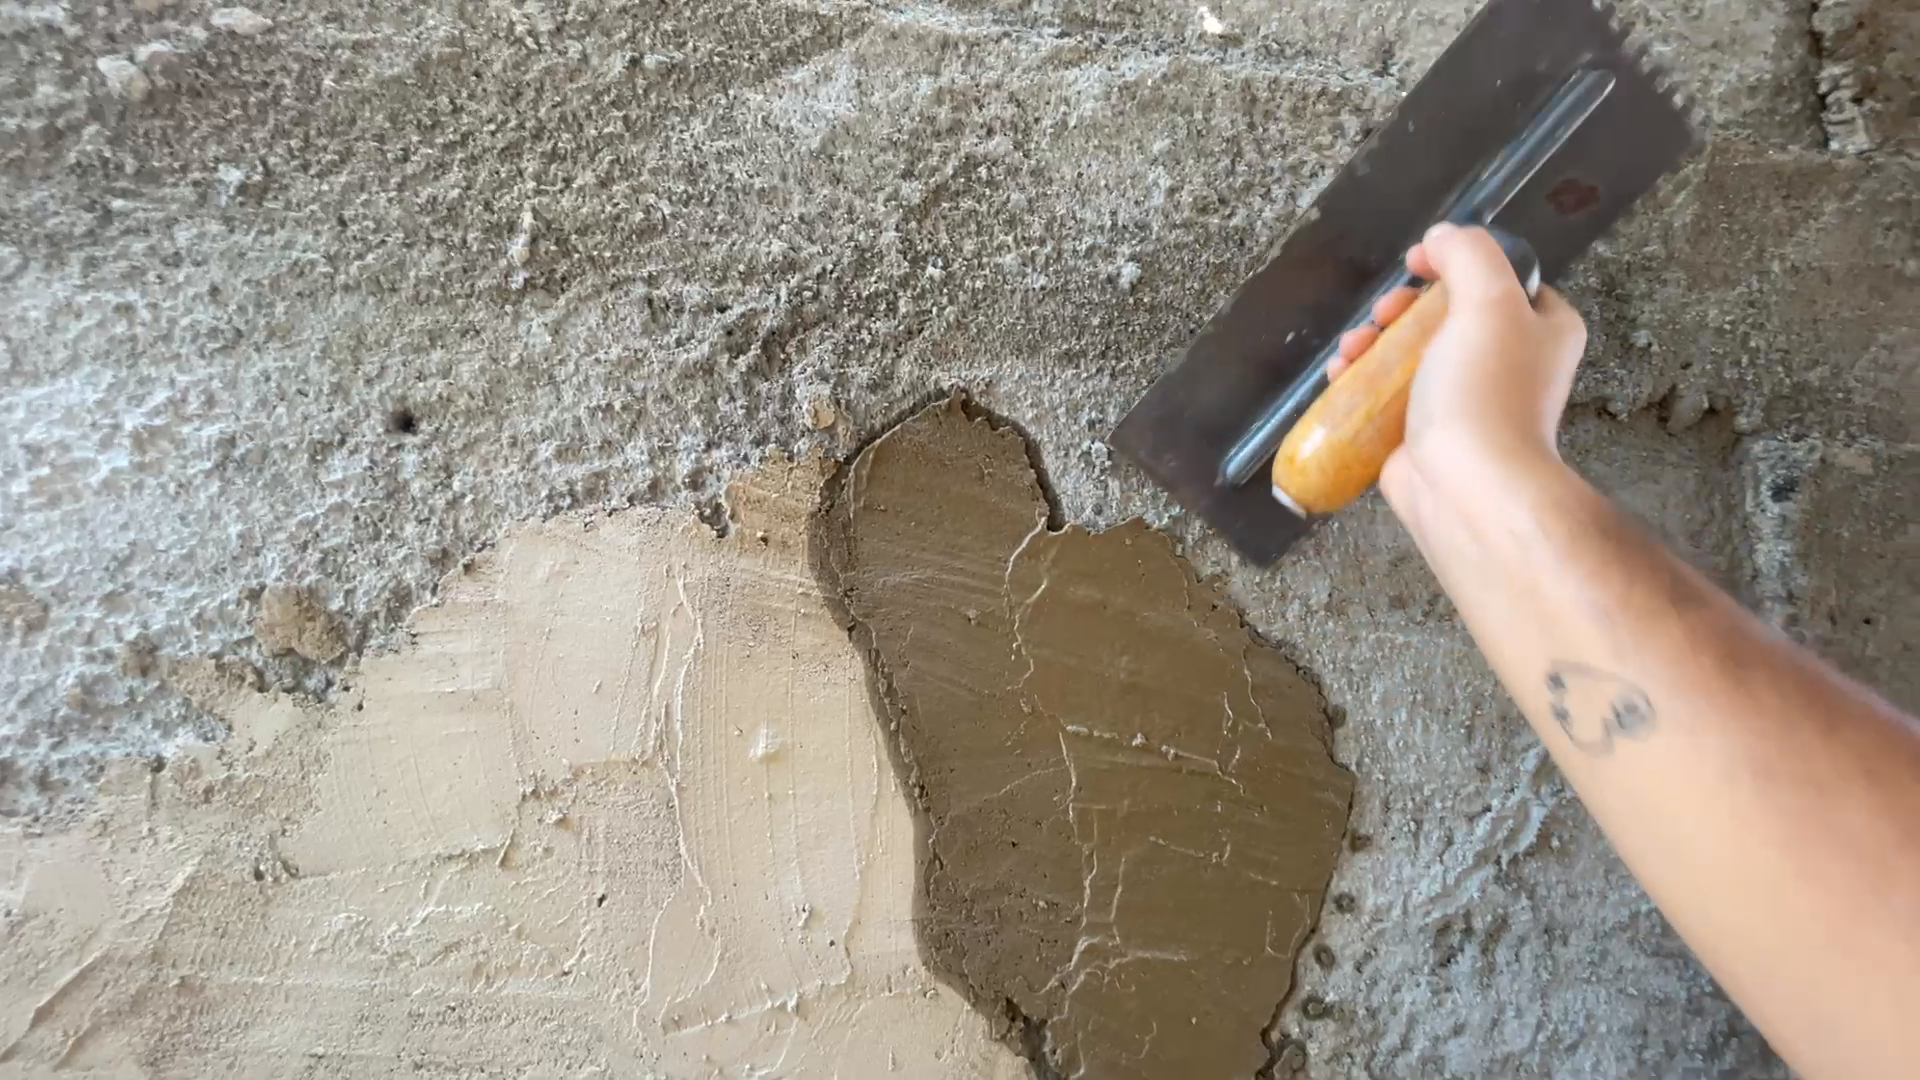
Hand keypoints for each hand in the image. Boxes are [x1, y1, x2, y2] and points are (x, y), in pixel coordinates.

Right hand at [1329, 223, 1587, 513]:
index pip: (1498, 281)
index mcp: (1541, 329)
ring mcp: (1459, 401)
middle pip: (1442, 316)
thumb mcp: (1489, 304)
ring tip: (1350, 348)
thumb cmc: (1482, 393)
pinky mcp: (1417, 431)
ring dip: (1371, 342)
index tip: (1414, 264)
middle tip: (1381, 314)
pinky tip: (1340, 375)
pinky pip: (1383, 393)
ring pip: (1407, 354)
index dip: (1453, 266)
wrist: (1462, 484)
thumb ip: (1469, 256)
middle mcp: (1505, 363)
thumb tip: (1442, 235)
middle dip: (1401, 310)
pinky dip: (1360, 379)